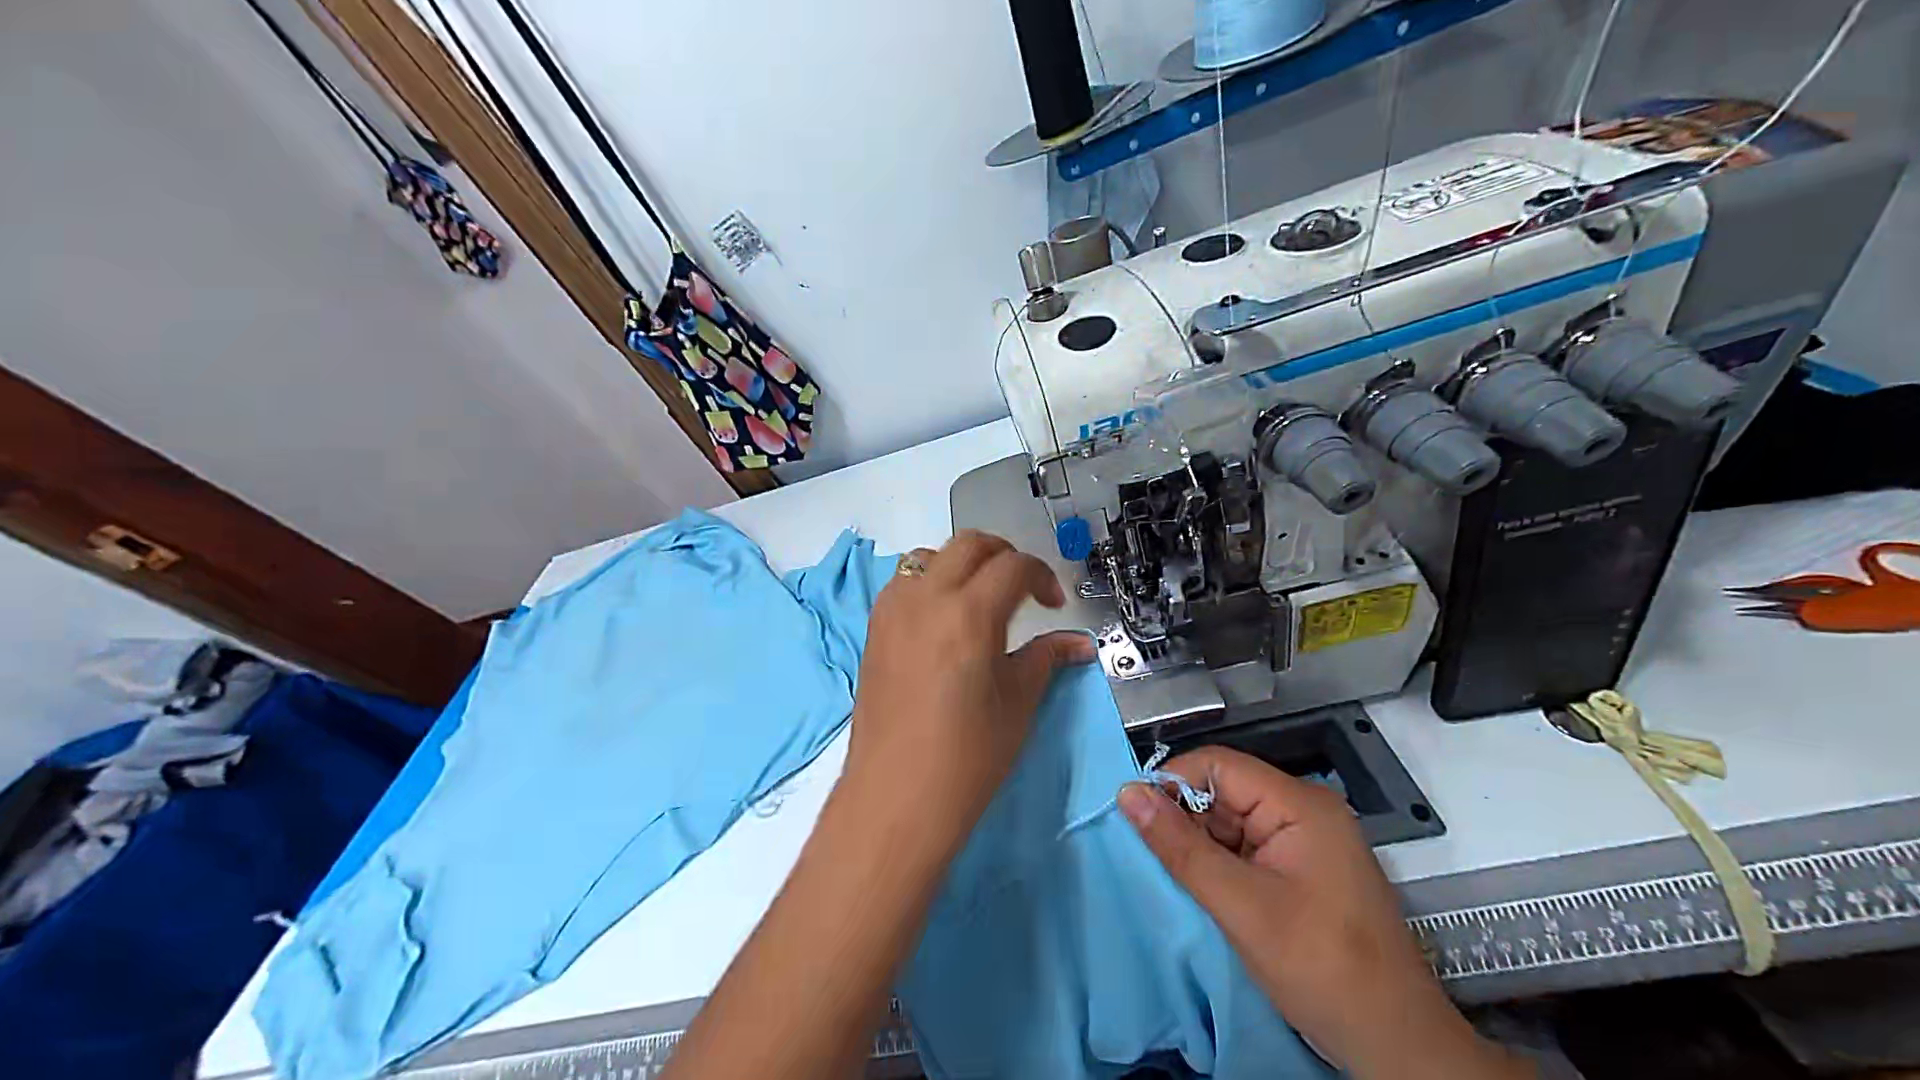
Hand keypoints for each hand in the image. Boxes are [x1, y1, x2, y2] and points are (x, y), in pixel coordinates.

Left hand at [843, 530, 1095, 850]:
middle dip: (1004, 555)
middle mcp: (926, 599)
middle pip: (969, 544)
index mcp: (969, 614)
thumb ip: (1046, 659)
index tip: (1053, 605)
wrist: (896, 797)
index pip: (1013, 566)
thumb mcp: (1018, 703)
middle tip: (1023, 588)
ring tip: (981, 598)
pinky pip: (904, 583)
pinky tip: (944, 619)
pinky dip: (930, 582)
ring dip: (962, 563)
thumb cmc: (967, 757)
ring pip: (930, 556)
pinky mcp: (874, 629)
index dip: (1041, 577)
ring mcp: (893, 611)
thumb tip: (1078, 644)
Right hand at [1118, 748, 1529, 1079]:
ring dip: (1197, 845)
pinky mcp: (1296, 869)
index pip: (1217, 765)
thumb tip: (1127, 793)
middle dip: (1183, 819)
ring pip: (1226, 821)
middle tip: (1152, 857)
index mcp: (1298, 804)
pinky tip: (1199, 889)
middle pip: (1221, 791)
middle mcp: (1301, 811)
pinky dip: (1215, 865)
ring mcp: (1300, 841)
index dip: (1173, 784)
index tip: (1136, 817)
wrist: (1395, 1045)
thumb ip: (1181, 847)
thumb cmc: (1323, 967)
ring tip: (1173, 877)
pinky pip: (1241, 848)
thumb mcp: (1241, 906)